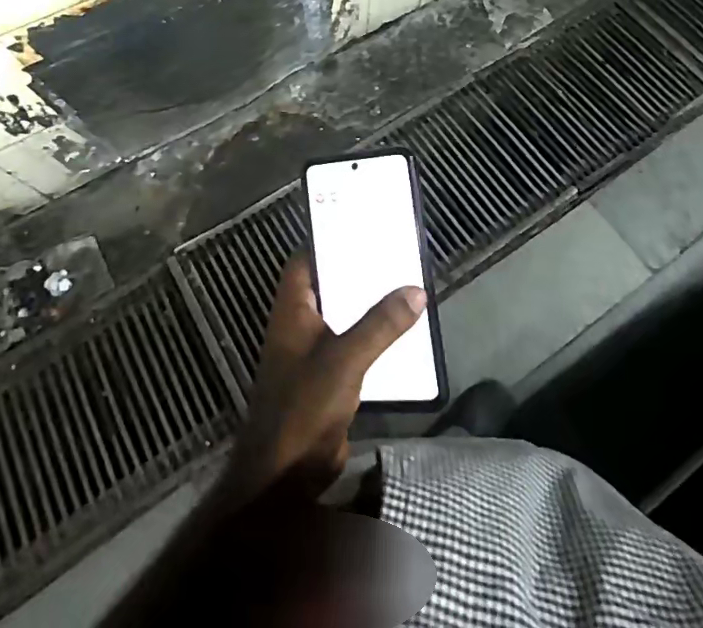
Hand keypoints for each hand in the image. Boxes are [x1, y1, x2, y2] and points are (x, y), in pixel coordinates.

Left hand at [224, 254, 425, 499]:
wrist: (286, 473)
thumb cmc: (304, 405)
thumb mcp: (346, 358)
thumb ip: (381, 324)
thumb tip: (415, 290)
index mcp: (292, 312)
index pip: (303, 263)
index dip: (326, 244)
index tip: (359, 229)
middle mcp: (299, 327)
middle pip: (328, 288)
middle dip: (357, 275)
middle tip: (394, 256)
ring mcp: (312, 355)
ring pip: (343, 319)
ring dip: (369, 308)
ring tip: (405, 288)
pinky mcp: (327, 380)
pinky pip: (352, 348)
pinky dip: (372, 338)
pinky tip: (402, 334)